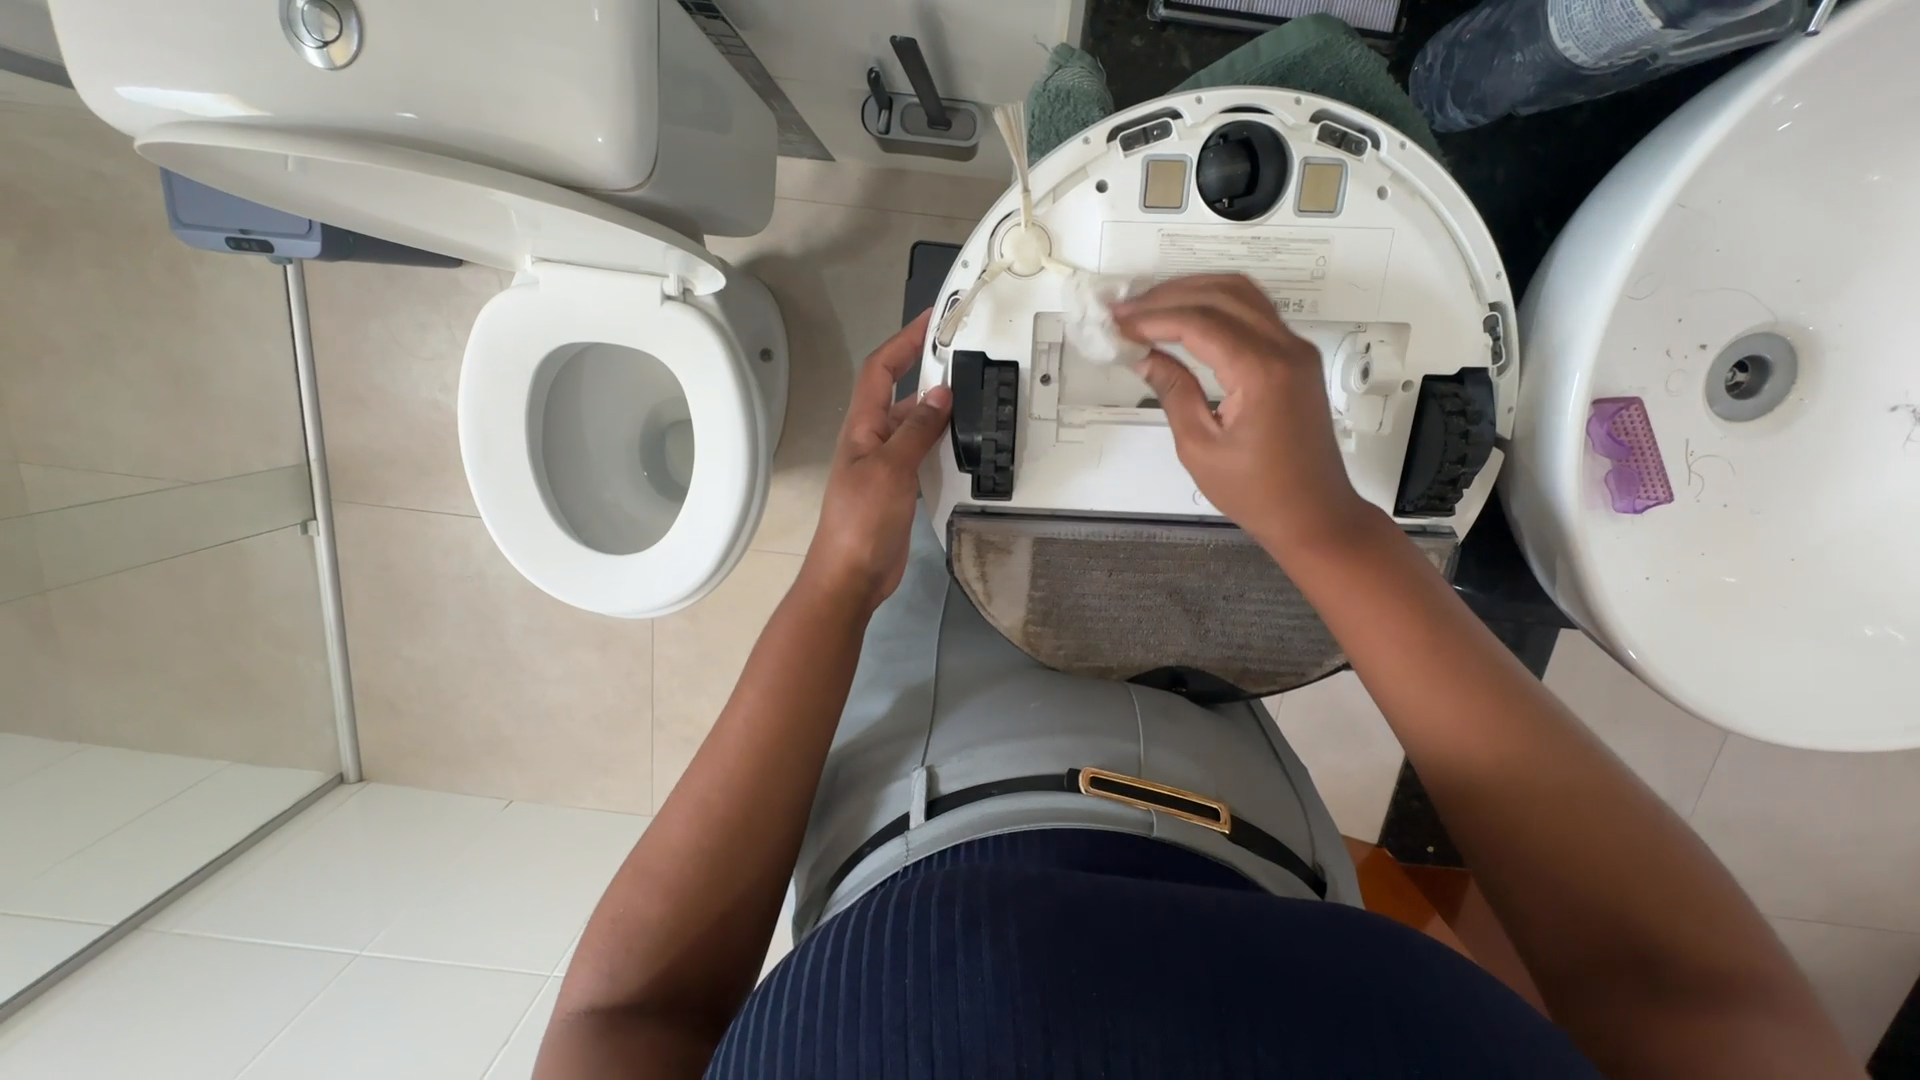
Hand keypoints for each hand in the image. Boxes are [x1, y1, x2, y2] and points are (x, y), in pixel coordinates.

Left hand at [799, 310, 952, 612]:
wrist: (852, 576)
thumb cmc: (862, 520)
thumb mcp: (891, 469)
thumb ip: (916, 431)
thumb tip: (942, 394)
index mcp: (862, 426)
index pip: (881, 369)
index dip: (904, 340)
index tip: (934, 320)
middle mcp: (873, 438)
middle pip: (903, 394)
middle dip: (931, 373)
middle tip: (971, 359)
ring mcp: (887, 464)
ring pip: (917, 426)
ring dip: (942, 411)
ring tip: (980, 398)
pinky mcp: (901, 488)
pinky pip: (925, 455)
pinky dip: (945, 445)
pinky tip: (969, 445)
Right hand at [1113, 274, 1371, 557]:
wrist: (1313, 513)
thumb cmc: (1259, 493)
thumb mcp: (1200, 447)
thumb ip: (1173, 392)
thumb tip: (1146, 357)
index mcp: (1262, 373)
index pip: (1199, 322)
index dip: (1153, 318)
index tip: (1119, 324)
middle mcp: (1286, 349)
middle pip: (1221, 295)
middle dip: (1167, 296)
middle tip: (1126, 309)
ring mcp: (1295, 349)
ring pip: (1241, 293)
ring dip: (1193, 291)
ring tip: (1149, 305)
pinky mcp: (1295, 357)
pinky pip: (1254, 311)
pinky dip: (1216, 305)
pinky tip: (1185, 316)